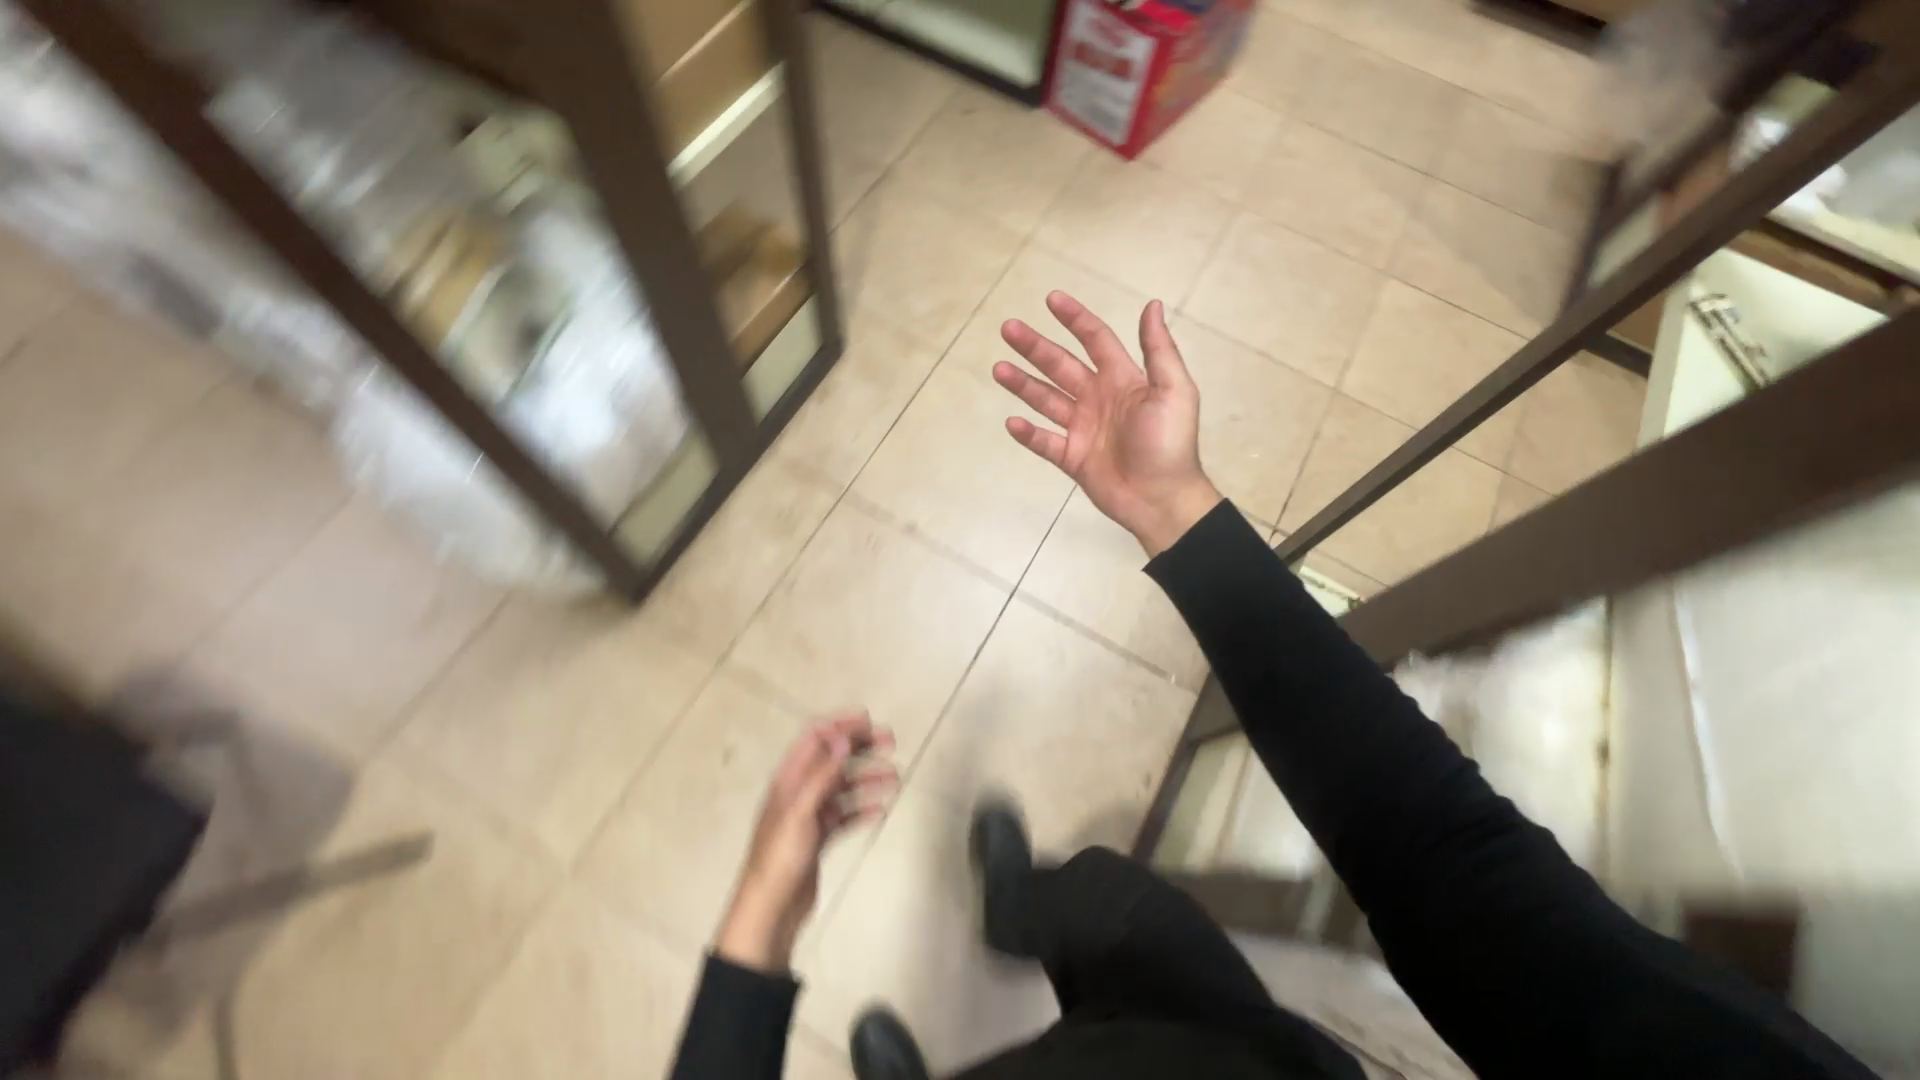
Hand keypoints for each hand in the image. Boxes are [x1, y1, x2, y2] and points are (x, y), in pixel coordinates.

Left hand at [716, 711, 897, 973]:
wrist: (770, 908)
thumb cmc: (781, 857)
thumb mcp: (800, 812)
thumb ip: (822, 774)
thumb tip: (844, 738)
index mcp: (789, 779)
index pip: (815, 738)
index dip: (840, 725)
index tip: (870, 721)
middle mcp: (799, 791)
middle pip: (832, 759)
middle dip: (860, 747)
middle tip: (891, 743)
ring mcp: (809, 815)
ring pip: (842, 787)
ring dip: (867, 779)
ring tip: (895, 780)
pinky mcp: (818, 838)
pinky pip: (844, 816)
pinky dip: (862, 809)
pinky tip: (881, 810)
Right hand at [994, 293, 1221, 555]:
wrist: (1162, 498)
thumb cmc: (1171, 443)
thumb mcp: (1174, 391)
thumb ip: (1159, 350)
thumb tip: (1152, 304)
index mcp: (1123, 379)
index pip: (1095, 340)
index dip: (1075, 319)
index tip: (1051, 299)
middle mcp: (1098, 398)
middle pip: (1061, 365)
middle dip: (1035, 347)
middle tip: (1008, 328)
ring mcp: (1082, 428)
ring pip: (1046, 399)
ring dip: (1023, 383)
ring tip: (999, 369)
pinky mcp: (1072, 457)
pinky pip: (1044, 442)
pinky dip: (1028, 433)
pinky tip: (1012, 421)